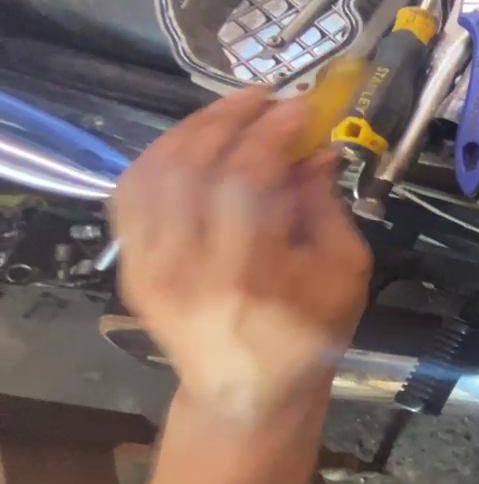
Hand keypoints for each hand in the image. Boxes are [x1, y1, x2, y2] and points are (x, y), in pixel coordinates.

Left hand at [110, 88, 371, 424]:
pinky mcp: (129, 262)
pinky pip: (133, 193)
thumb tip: (316, 151)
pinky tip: (194, 140)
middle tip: (268, 95)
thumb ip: (324, 208)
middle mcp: (184, 265)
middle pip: (191, 169)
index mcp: (250, 273)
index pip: (246, 182)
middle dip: (232, 120)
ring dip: (194, 130)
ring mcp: (146, 263)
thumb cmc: (314, 332)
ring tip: (234, 108)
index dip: (273, 134)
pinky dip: (163, 156)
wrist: (248, 388)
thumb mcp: (345, 270)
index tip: (303, 105)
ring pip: (152, 174)